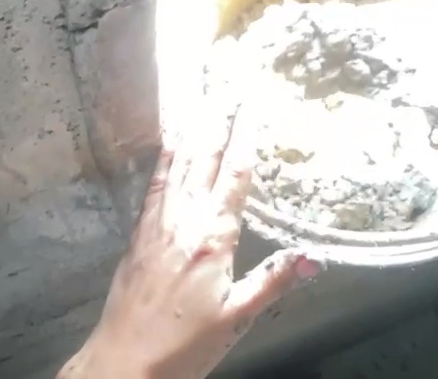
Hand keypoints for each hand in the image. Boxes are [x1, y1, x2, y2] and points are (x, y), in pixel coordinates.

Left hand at [62, 104, 321, 378]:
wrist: (123, 365)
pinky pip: (156, 183)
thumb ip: (274, 280)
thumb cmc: (185, 346)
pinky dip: (166, 156)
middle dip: (220, 120)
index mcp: (214, 237)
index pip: (235, 175)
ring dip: (194, 129)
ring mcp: (159, 222)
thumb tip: (314, 256)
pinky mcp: (140, 232)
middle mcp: (186, 219)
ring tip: (203, 99)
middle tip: (229, 87)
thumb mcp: (238, 318)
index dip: (245, 137)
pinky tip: (170, 140)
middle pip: (206, 158)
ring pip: (180, 164)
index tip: (253, 105)